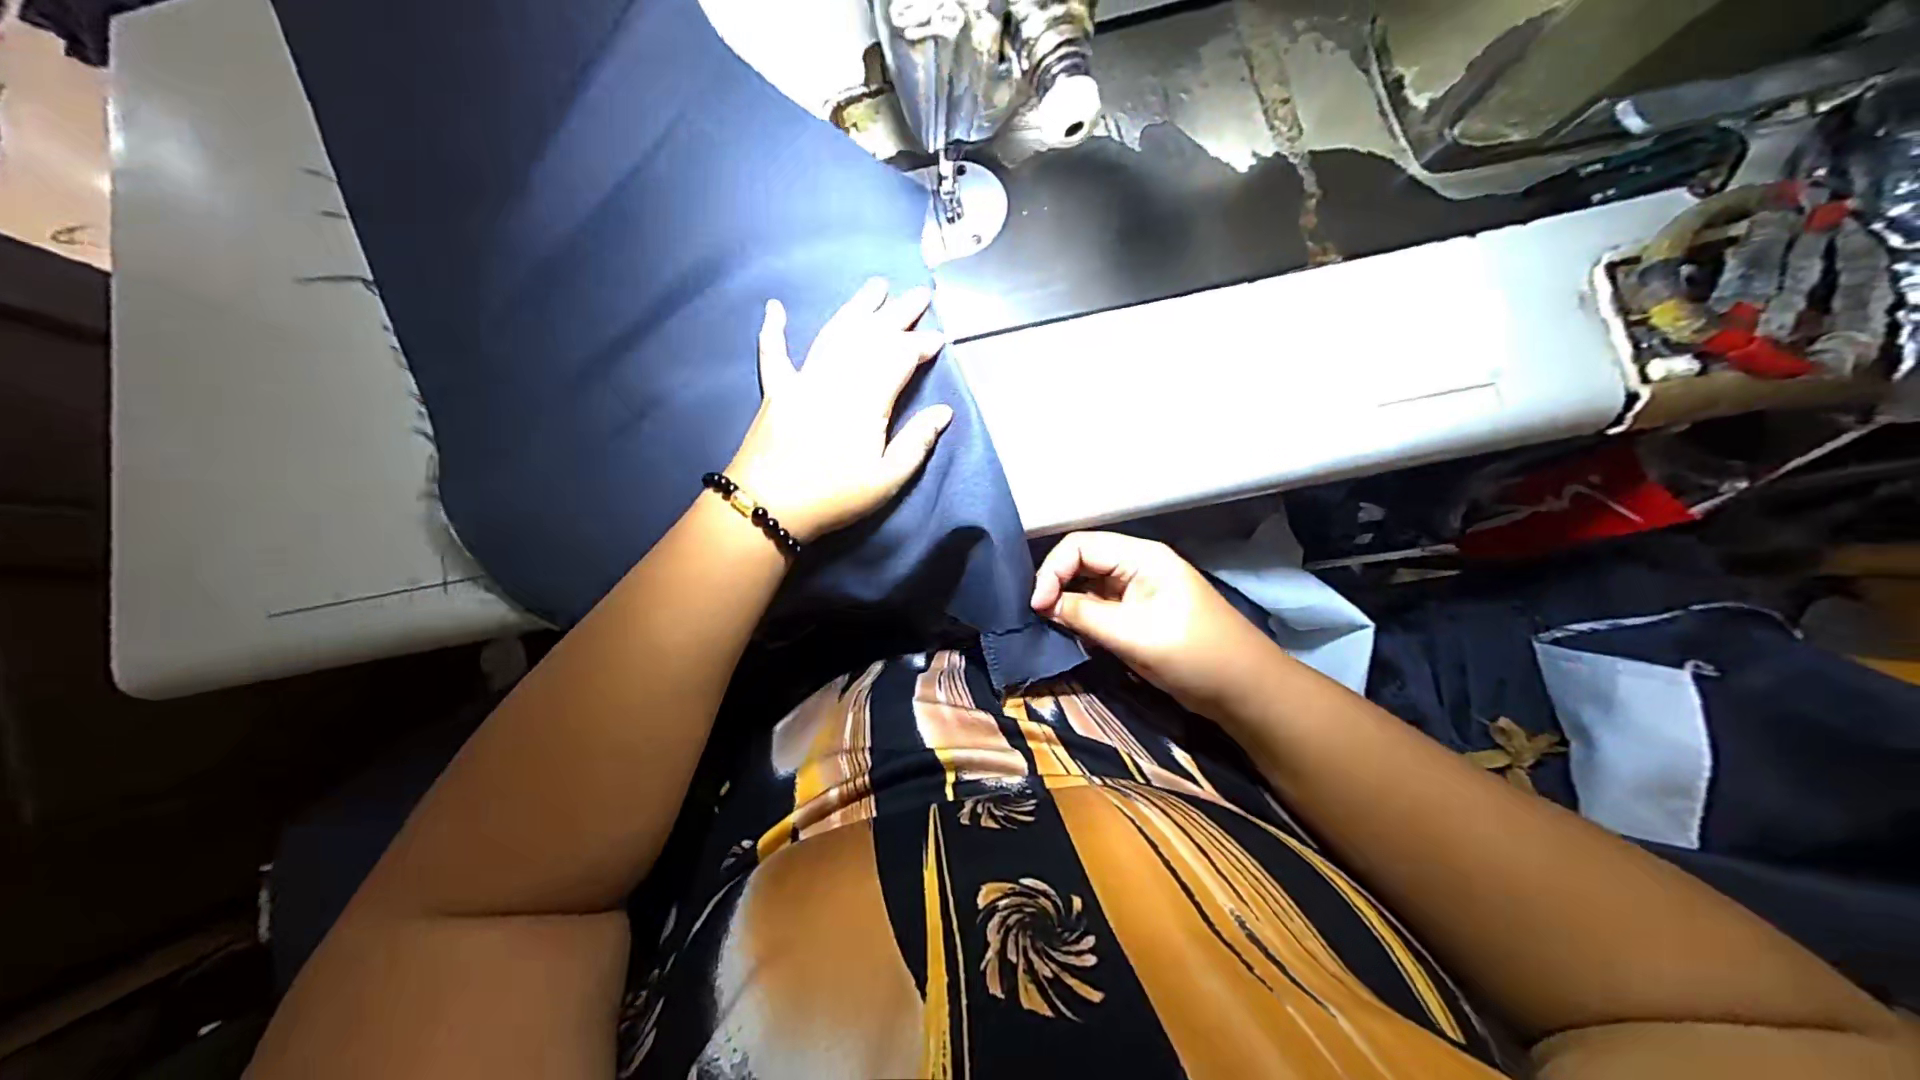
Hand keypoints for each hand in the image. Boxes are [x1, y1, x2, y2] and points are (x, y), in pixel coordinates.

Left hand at [726, 279, 953, 541]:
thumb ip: (916, 443)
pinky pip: (773, 353)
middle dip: (899, 314)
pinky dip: (773, 330)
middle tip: (920, 294)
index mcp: (867, 399)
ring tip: (876, 286)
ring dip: (856, 308)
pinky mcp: (776, 391)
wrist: (767, 506)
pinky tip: (774, 308)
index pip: (900, 357)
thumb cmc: (834, 496)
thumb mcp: (886, 479)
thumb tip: (944, 412)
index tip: (940, 338)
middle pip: (871, 336)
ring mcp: (803, 380)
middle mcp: (836, 377)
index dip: (922, 345)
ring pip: (833, 333)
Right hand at [1032, 532, 1282, 722]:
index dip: (1052, 570)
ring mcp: (1138, 591)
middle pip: (1082, 562)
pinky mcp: (1138, 615)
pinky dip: (1082, 618)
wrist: (1244, 690)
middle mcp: (1137, 566)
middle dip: (1056, 584)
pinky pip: (1099, 607)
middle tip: (1039, 616)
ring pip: (1088, 585)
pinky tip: (1072, 633)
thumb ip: (1083, 615)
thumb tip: (1043, 605)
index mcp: (1142, 557)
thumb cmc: (1195, 655)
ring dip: (1067, 602)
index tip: (1037, 606)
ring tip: (1051, 626)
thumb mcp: (1133, 635)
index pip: (1080, 546)